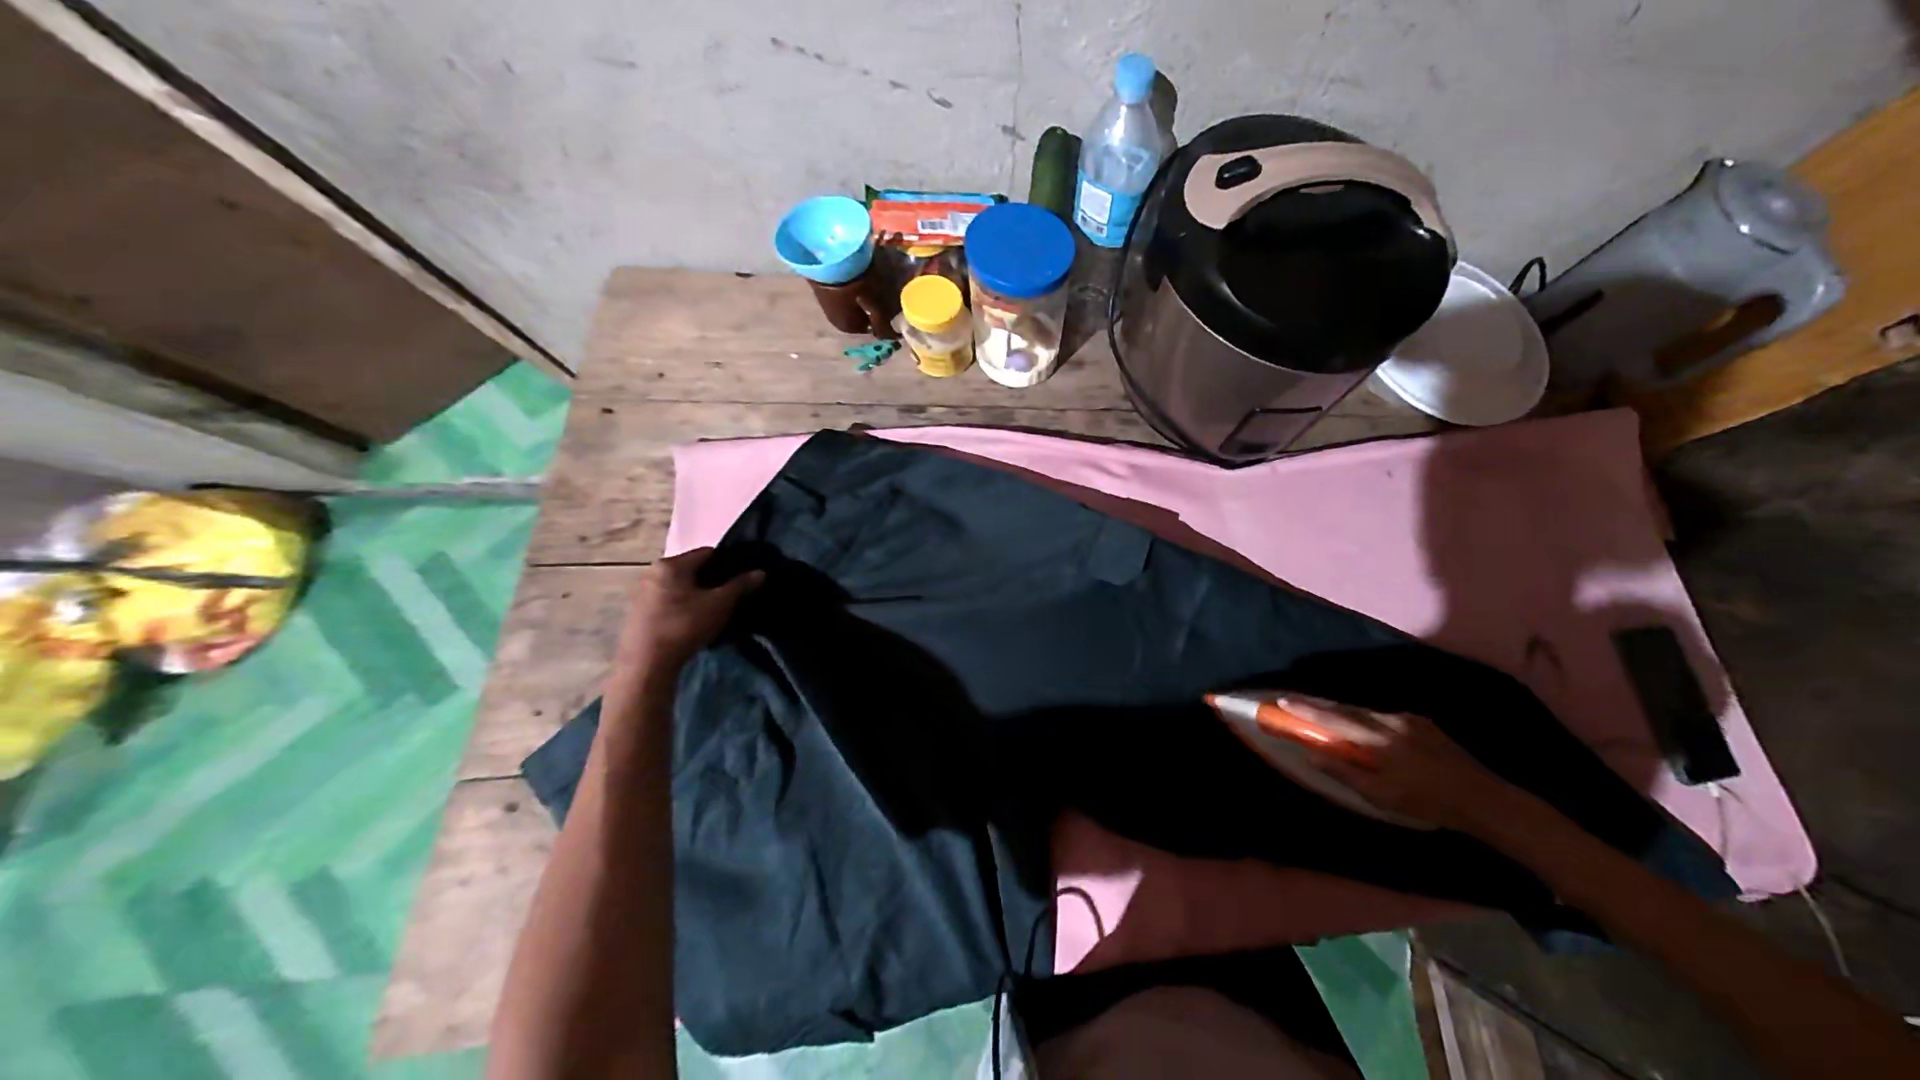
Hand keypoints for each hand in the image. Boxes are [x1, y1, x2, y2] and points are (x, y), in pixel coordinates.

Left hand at [614, 547, 763, 672]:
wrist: (647, 664)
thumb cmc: (684, 626)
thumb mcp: (720, 604)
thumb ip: (741, 586)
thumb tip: (761, 572)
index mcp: (671, 564)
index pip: (707, 553)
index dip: (727, 565)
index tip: (738, 581)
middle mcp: (651, 572)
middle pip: (691, 570)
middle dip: (709, 582)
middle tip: (726, 599)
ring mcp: (640, 593)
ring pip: (678, 588)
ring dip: (694, 596)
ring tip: (709, 614)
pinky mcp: (636, 614)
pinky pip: (666, 602)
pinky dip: (679, 608)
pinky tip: (689, 625)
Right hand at [1290, 698, 1515, 831]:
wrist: (1485, 800)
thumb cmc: (1428, 802)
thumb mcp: (1381, 796)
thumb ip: (1344, 772)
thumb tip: (1311, 755)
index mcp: (1378, 739)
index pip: (1333, 719)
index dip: (1306, 710)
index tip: (1281, 701)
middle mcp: (1392, 721)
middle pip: (1348, 709)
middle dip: (1321, 707)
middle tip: (1298, 705)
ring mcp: (1411, 719)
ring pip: (1368, 711)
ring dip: (1346, 713)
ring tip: (1329, 717)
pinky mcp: (1426, 724)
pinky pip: (1386, 716)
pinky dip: (1369, 719)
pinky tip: (1369, 729)